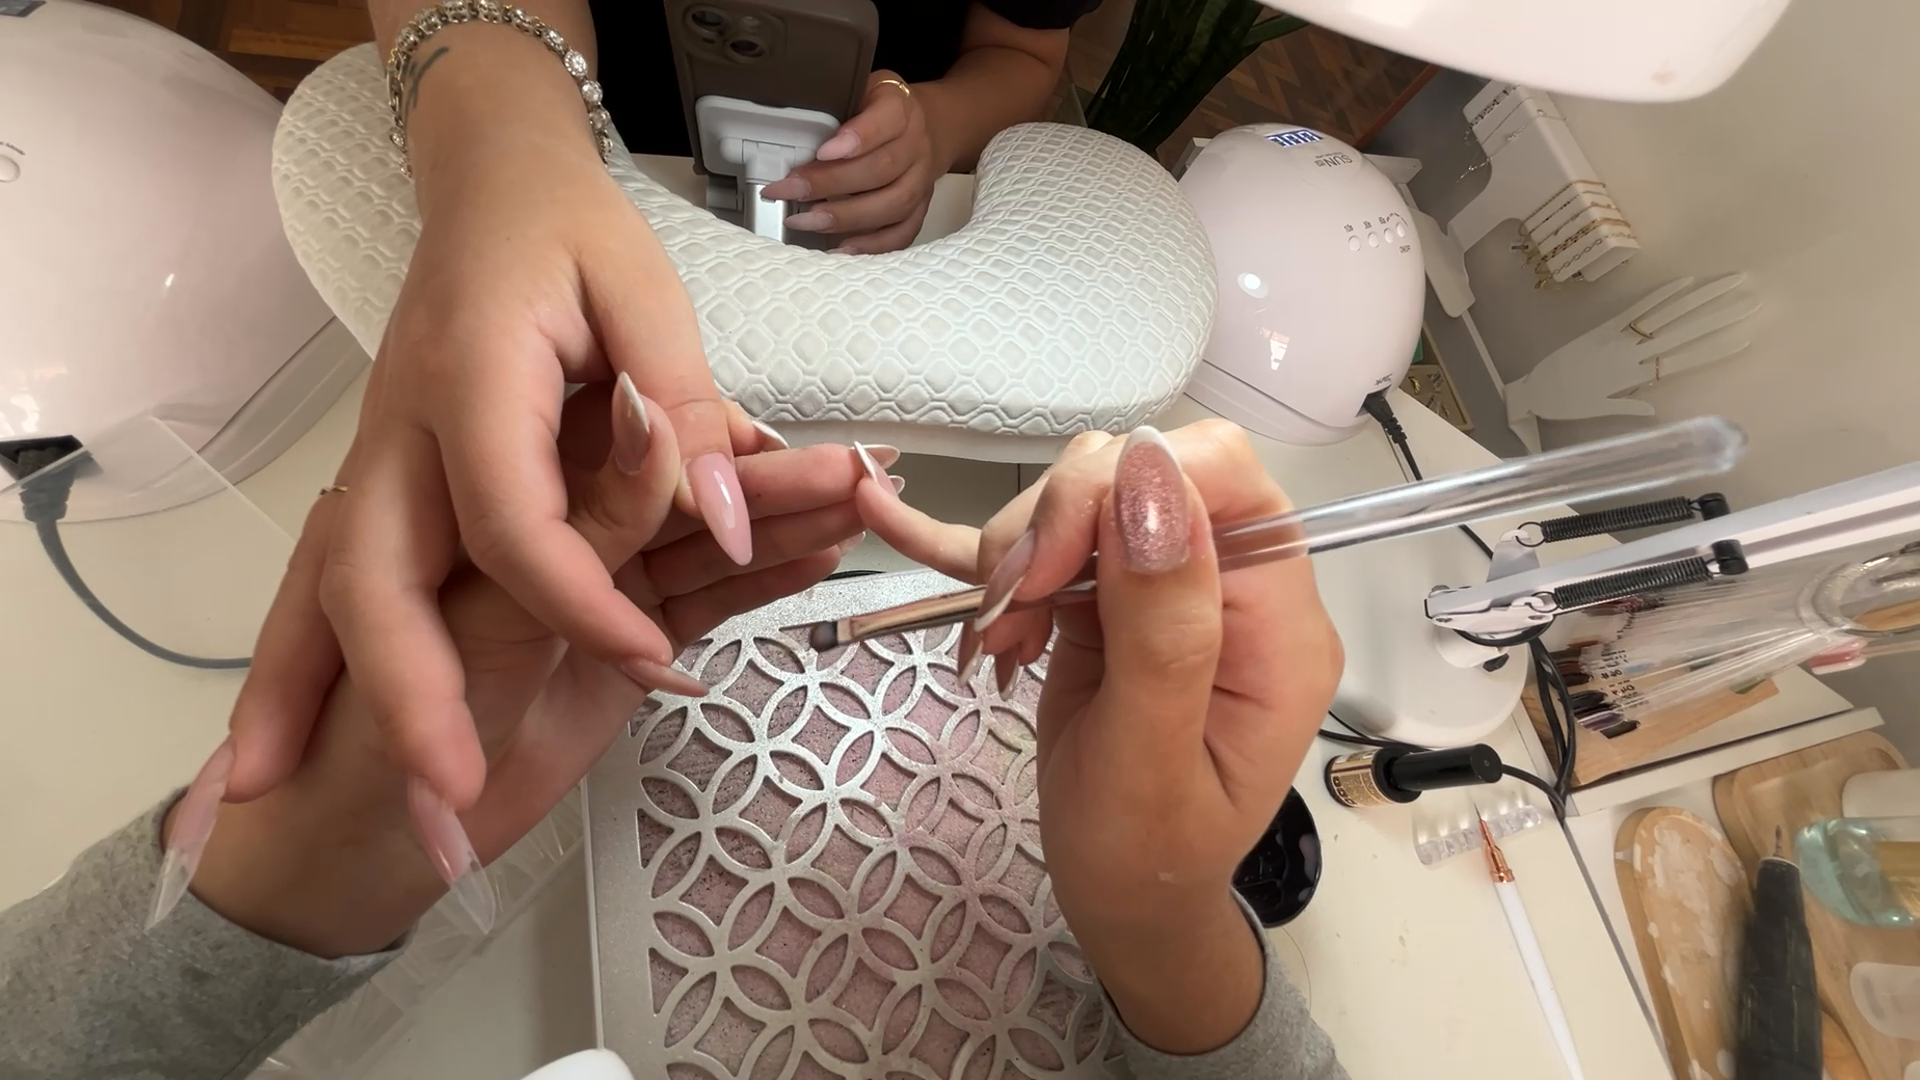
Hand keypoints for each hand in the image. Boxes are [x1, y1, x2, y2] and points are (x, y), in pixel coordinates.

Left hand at [186, 378, 868, 956]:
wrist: (355, 862)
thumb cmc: (361, 757)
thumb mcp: (462, 634)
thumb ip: (569, 533)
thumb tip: (650, 422)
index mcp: (491, 488)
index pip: (619, 455)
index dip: (704, 458)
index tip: (774, 453)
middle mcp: (555, 519)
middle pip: (682, 499)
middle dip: (777, 490)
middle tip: (866, 475)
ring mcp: (604, 580)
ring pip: (707, 547)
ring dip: (786, 533)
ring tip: (866, 510)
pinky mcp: (633, 630)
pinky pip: (706, 599)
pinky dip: (762, 583)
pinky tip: (823, 556)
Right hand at [223, 142, 761, 814]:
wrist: (491, 180)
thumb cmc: (574, 235)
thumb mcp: (648, 302)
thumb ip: (690, 408)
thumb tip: (724, 517)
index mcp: (473, 380)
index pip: (515, 518)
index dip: (582, 599)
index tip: (649, 661)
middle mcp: (409, 433)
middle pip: (374, 575)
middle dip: (399, 695)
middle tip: (440, 806)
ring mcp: (386, 458)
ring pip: (326, 585)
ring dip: (293, 693)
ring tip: (258, 803)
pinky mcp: (395, 475)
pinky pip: (334, 572)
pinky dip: (295, 652)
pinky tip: (265, 736)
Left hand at [760, 70, 946, 253]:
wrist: (926, 130)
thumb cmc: (878, 111)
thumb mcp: (859, 91)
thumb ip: (834, 111)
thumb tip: (789, 140)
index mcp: (901, 109)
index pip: (884, 122)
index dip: (856, 138)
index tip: (822, 152)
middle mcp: (916, 147)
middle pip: (881, 170)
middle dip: (831, 184)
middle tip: (792, 191)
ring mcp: (921, 182)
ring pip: (892, 205)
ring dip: (847, 218)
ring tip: (808, 221)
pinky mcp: (920, 210)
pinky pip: (902, 233)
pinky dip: (873, 245)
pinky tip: (843, 247)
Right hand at [853, 422, 1342, 1051]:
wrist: (1124, 888)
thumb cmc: (1146, 852)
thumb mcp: (1151, 759)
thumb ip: (1163, 627)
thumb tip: (1149, 477)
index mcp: (1275, 619)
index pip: (1223, 475)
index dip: (1125, 484)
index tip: (1048, 566)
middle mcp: (1227, 582)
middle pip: (1136, 472)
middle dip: (1052, 527)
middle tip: (1009, 611)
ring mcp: (1165, 581)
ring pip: (1082, 495)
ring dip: (1020, 554)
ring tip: (1001, 638)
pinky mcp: (1113, 592)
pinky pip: (1056, 537)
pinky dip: (1003, 557)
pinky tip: (978, 594)